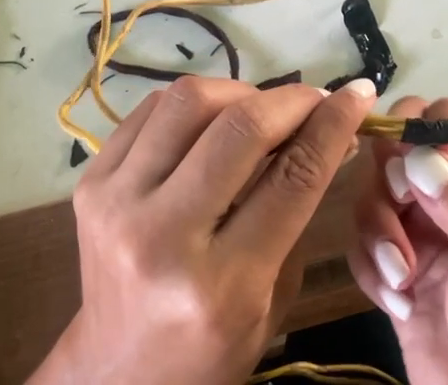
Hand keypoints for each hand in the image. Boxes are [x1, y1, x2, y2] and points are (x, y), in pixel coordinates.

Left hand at [30, 76, 379, 384]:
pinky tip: (214, 120)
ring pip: (188, 101)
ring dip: (239, 91)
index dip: (332, 125)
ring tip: (261, 110)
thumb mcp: (271, 296)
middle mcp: (163, 236)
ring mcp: (117, 203)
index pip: (292, 178)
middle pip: (239, 128)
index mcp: (221, 284)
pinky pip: (150, 109)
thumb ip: (297, 209)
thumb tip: (330, 129)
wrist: (115, 373)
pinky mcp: (90, 182)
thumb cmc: (210, 348)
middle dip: (290, 100)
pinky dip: (194, 104)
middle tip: (314, 98)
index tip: (357, 95)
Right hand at [347, 97, 447, 384]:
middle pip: (405, 151)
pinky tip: (397, 303)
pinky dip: (371, 267)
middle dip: (390, 182)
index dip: (429, 132)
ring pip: (377, 193)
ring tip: (401, 280)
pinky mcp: (397, 269)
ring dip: (379, 232)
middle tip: (395, 211)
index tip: (409, 163)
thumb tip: (420, 152)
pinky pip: (365, 242)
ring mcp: (426, 233)